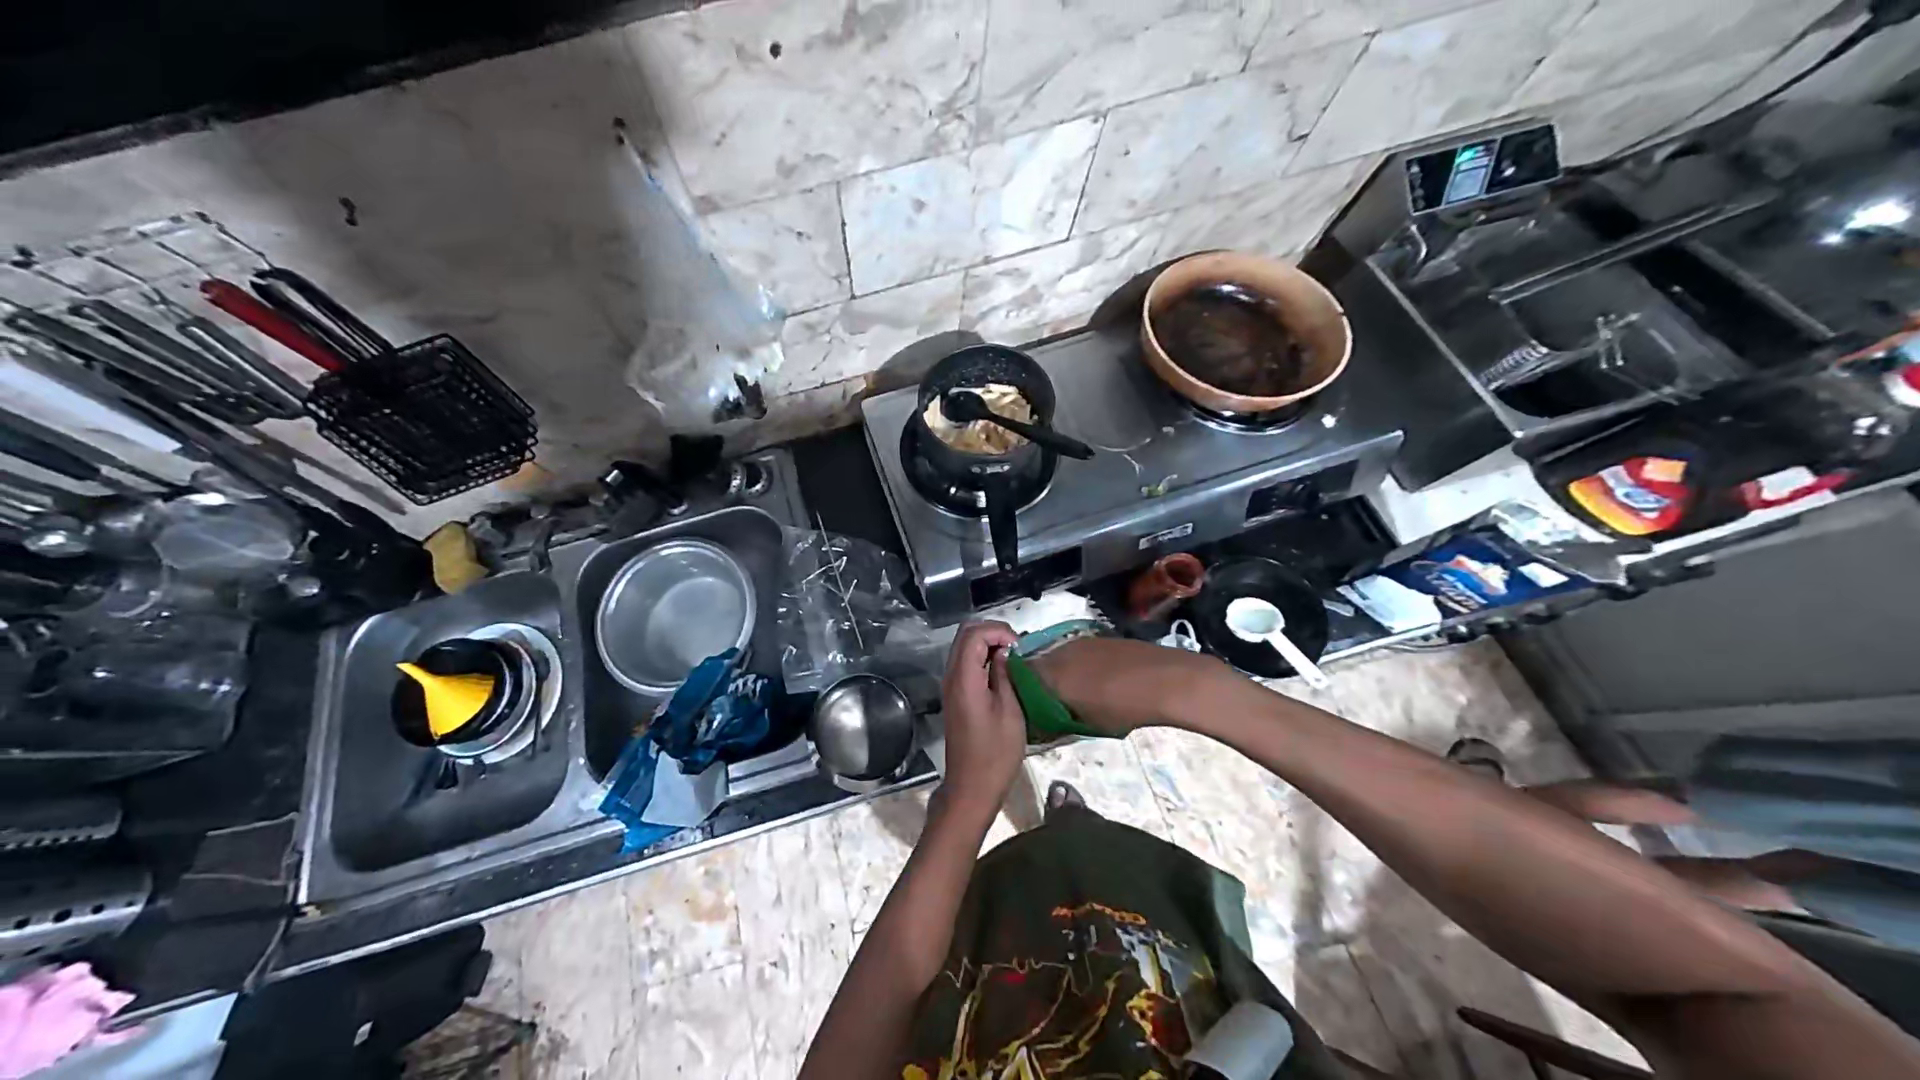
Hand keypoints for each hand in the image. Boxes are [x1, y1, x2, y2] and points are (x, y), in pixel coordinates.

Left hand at [938, 620, 1024, 811]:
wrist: (971, 787)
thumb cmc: (995, 753)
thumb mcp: (1010, 711)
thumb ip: (1006, 675)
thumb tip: (1005, 652)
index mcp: (964, 679)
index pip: (974, 634)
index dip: (998, 631)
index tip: (1020, 647)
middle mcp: (951, 677)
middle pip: (965, 635)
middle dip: (993, 633)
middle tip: (1018, 648)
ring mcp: (951, 686)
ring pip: (964, 648)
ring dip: (988, 645)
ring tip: (1015, 659)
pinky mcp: (955, 696)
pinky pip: (966, 664)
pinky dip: (983, 659)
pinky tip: (1004, 672)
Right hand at [1027, 637, 1231, 733]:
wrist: (1166, 681)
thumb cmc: (1121, 708)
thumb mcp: (1083, 722)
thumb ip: (1056, 717)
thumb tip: (1045, 718)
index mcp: (1049, 672)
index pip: (1020, 680)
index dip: (1022, 695)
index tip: (1030, 710)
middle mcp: (1059, 652)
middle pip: (1038, 666)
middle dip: (1042, 684)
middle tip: (1054, 704)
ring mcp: (1082, 642)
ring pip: (1061, 659)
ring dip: (1064, 675)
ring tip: (1080, 695)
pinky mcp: (1102, 639)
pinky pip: (1080, 654)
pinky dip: (1082, 667)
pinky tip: (1100, 682)